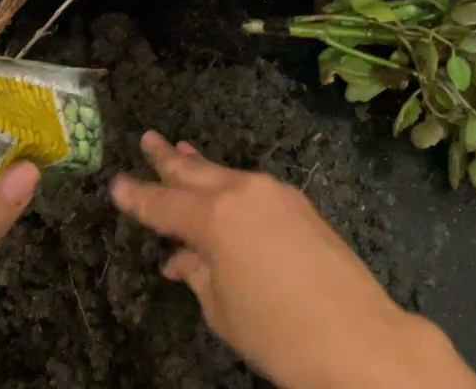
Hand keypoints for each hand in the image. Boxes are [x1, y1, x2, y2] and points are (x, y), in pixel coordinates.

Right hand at [111, 131, 475, 388]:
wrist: (359, 337)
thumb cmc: (279, 333)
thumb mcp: (223, 310)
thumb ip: (197, 274)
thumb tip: (180, 259)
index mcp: (215, 217)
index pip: (163, 204)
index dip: (137, 197)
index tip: (116, 184)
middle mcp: (242, 192)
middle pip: (195, 172)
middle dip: (168, 159)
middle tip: (148, 138)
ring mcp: (274, 193)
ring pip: (225, 174)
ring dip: (200, 165)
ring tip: (178, 150)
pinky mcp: (299, 203)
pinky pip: (251, 187)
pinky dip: (229, 185)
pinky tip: (222, 189)